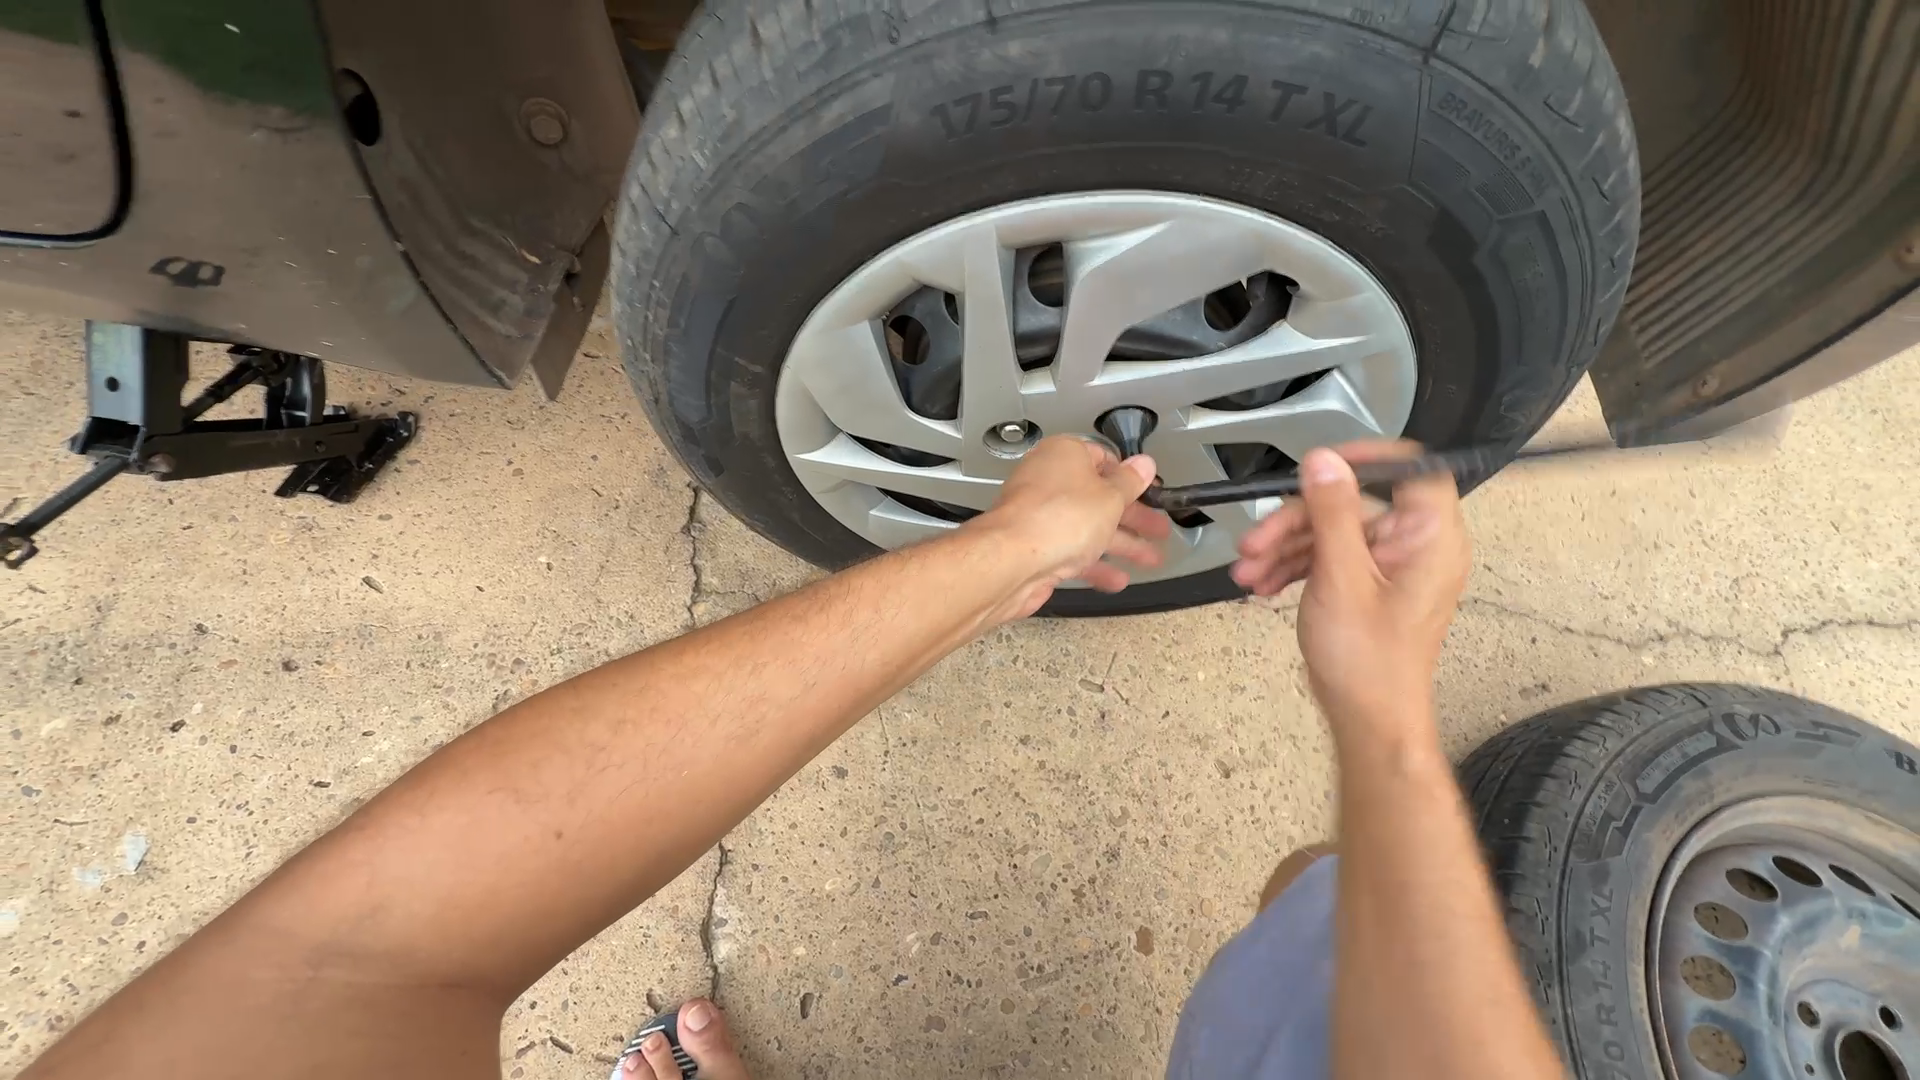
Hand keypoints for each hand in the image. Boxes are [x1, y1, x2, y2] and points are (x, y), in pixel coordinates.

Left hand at [968, 435, 1170, 619]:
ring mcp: (1039, 516)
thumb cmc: (1054, 519)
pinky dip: (1094, 565)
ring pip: (1087, 528)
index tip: (1149, 490)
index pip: (1102, 458)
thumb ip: (1130, 482)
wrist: (1013, 562)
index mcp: (1063, 456)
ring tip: (1148, 558)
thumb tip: (1143, 465)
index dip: (1128, 477)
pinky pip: (1071, 553)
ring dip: (1120, 544)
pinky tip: (1114, 578)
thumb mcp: (1110, 497)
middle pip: (1098, 497)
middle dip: (1131, 516)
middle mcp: (1047, 482)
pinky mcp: (1035, 548)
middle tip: (1156, 528)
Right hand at [1232, 441, 1469, 726]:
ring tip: (1246, 572)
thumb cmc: (1367, 660)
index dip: (1364, 459)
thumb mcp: (1340, 578)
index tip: (1314, 466)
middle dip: (1294, 523)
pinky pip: (1326, 558)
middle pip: (1349, 505)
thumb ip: (1331, 513)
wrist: (1367, 720)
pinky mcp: (1365, 584)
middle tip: (1252, 543)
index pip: (1410, 469)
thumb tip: (1322, 459)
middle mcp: (1414, 544)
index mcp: (1429, 537)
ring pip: (1329, 532)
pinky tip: (1261, 585)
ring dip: (1282, 549)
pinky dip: (1292, 567)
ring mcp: (1387, 565)